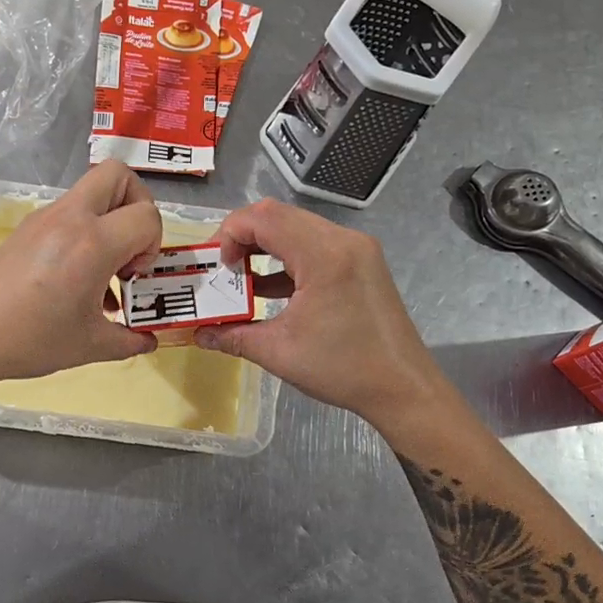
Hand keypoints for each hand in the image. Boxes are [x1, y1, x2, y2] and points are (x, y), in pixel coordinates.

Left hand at [0, 160, 161, 385]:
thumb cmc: (31, 341)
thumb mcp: (91, 347)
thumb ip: (130, 340)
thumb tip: (149, 339)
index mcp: (92, 243)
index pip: (146, 216)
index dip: (153, 245)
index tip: (133, 277)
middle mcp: (70, 218)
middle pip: (118, 175)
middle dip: (137, 205)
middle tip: (129, 249)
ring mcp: (43, 219)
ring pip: (90, 193)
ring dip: (108, 223)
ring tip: (101, 275)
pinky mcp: (24, 230)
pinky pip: (67, 215)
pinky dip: (82, 235)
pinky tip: (73, 283)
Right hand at [195, 199, 443, 420]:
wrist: (403, 387)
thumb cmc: (342, 368)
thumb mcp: (279, 352)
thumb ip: (233, 336)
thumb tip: (199, 335)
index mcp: (324, 255)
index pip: (265, 218)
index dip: (230, 233)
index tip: (218, 267)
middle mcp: (343, 241)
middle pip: (280, 215)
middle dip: (243, 237)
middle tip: (224, 270)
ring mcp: (357, 250)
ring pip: (298, 228)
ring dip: (265, 247)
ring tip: (242, 279)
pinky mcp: (362, 263)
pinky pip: (315, 245)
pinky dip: (287, 258)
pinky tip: (269, 289)